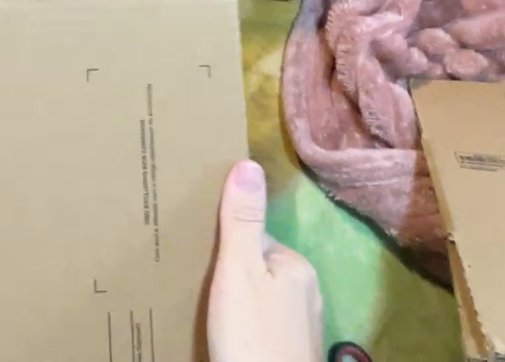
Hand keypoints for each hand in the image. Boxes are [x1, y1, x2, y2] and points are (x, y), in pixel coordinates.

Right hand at [207, 160, 323, 361]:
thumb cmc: (251, 336)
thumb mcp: (239, 271)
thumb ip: (242, 220)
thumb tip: (249, 163)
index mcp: (296, 266)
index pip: (253, 238)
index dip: (224, 244)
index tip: (198, 253)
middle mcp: (307, 294)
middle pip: (257, 269)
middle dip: (229, 275)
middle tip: (197, 284)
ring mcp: (302, 331)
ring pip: (259, 301)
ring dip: (236, 305)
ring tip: (206, 314)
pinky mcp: (290, 357)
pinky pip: (261, 329)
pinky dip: (243, 331)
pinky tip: (224, 340)